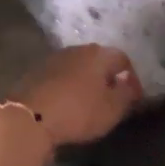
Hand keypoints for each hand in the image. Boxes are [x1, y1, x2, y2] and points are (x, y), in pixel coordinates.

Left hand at [9, 45, 140, 146]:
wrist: (30, 116)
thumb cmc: (78, 111)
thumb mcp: (111, 109)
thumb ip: (126, 94)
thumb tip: (129, 83)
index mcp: (98, 54)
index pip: (122, 59)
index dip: (132, 78)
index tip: (135, 98)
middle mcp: (77, 49)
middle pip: (99, 59)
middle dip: (108, 77)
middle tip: (112, 99)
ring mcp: (55, 58)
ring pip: (79, 67)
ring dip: (87, 81)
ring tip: (90, 103)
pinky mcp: (38, 71)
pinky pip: (61, 76)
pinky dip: (69, 87)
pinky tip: (67, 104)